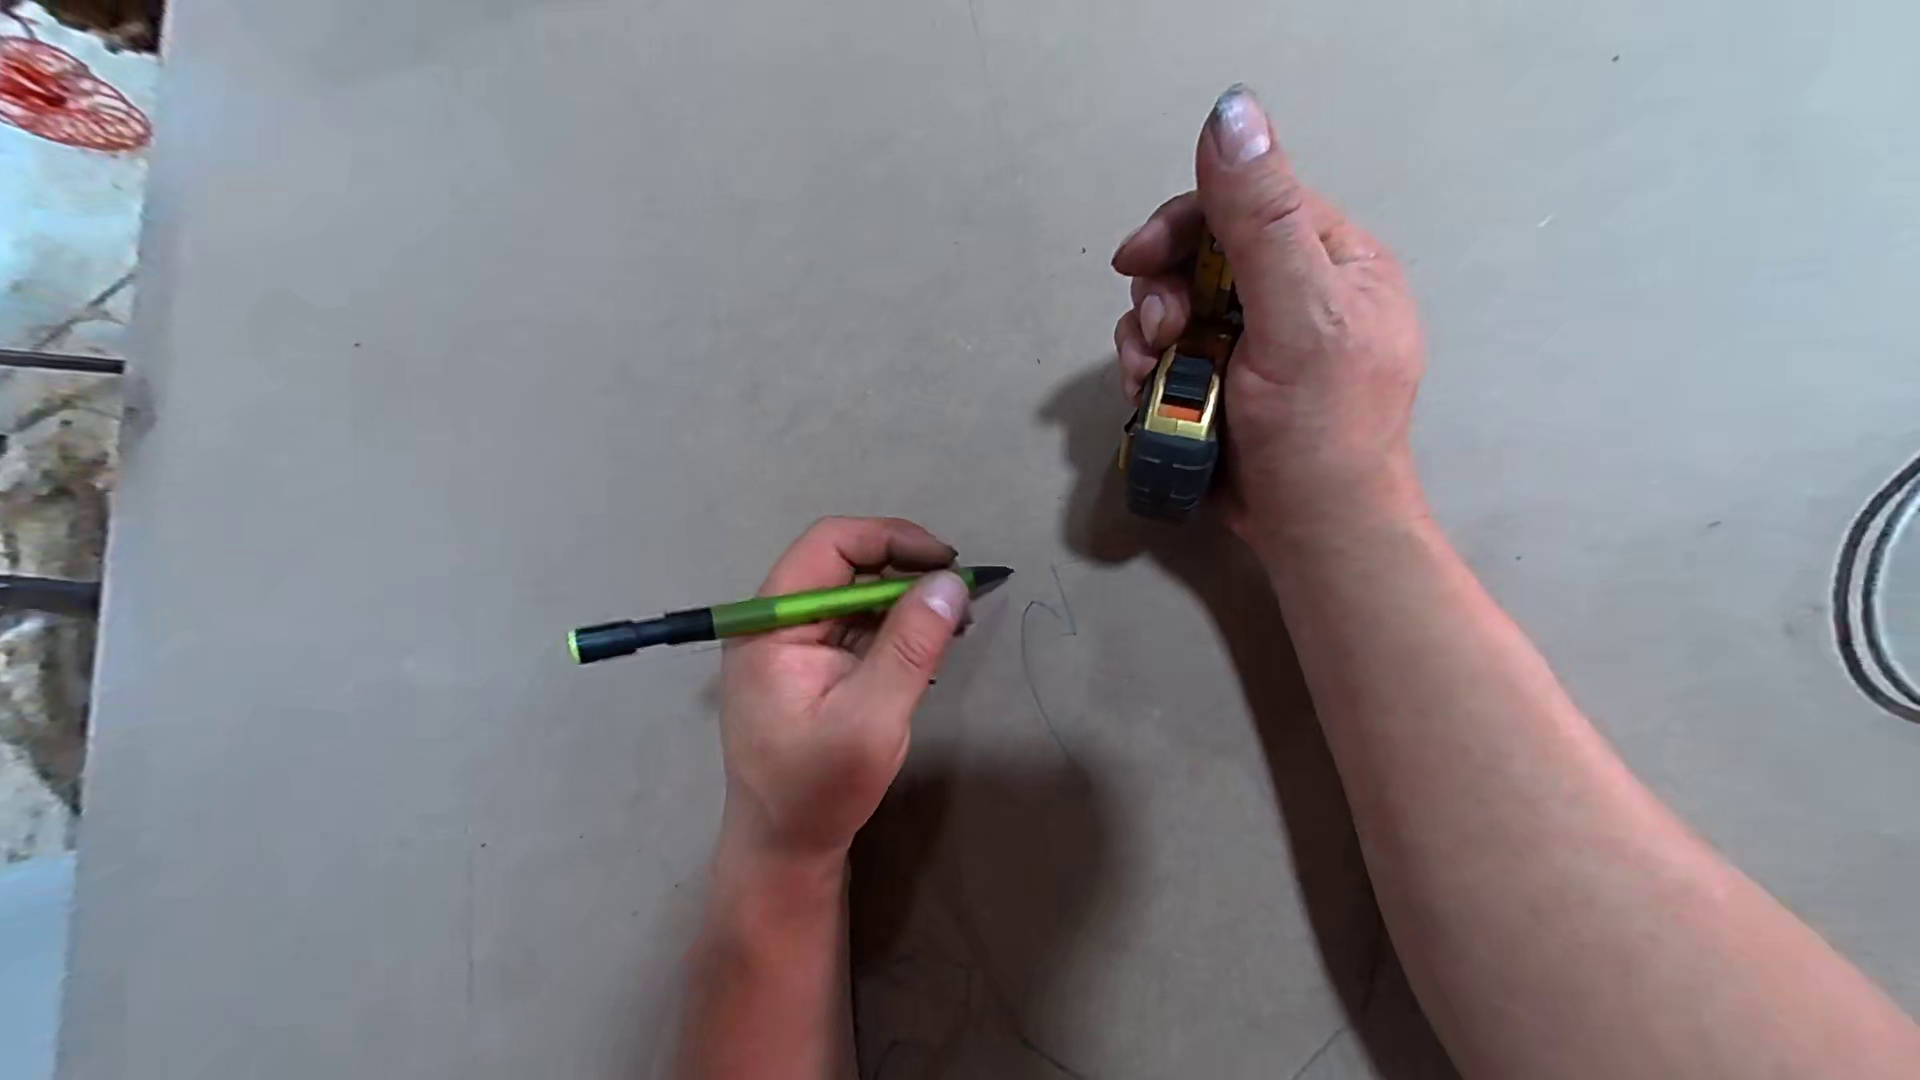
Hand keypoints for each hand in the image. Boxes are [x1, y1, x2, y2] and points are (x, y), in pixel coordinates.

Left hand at [717, 517, 970, 862]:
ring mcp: (796, 641)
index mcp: (772, 623)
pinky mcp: (815, 661)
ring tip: (956, 618)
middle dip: (907, 568)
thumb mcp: (871, 718)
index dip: (891, 538)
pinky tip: (932, 639)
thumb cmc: (818, 790)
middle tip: (960, 593)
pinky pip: (860, 622)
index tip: (946, 562)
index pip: (830, 545)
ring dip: (908, 597)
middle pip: (845, 563)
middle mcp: (779, 620)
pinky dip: (899, 624)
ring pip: (858, 591)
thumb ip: (911, 646)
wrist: (785, 849)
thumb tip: (952, 581)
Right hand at [1112, 84, 1428, 549]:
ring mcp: (1246, 342)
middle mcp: (1286, 292)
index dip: (1183, 224)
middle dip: (1161, 294)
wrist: (1310, 527)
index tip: (1135, 261)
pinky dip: (1146, 372)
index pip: (1244, 206)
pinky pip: (1164, 356)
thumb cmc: (1319, 427)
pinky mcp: (1214, 382)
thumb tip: (1231, 111)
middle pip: (1196, 259)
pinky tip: (1148, 396)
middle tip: (1159, 338)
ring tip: (1151, 378)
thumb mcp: (1300, 317)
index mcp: (1328, 260)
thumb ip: (1262, 221)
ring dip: (1146, 339)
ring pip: (1170, 310)